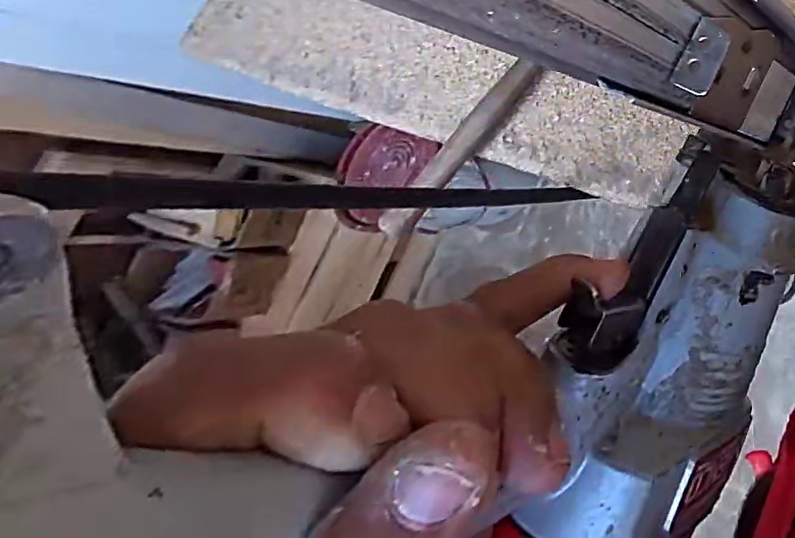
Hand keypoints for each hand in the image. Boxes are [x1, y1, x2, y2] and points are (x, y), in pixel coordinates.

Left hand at [108, 253, 626, 535]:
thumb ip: (360, 526)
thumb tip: (459, 462)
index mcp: (190, 426)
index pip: (254, 372)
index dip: (335, 395)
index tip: (407, 450)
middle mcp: (284, 368)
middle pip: (382, 338)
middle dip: (459, 399)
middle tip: (504, 476)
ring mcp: (366, 352)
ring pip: (451, 324)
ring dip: (510, 383)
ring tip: (537, 454)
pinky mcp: (427, 356)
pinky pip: (493, 309)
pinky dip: (549, 294)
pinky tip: (604, 280)